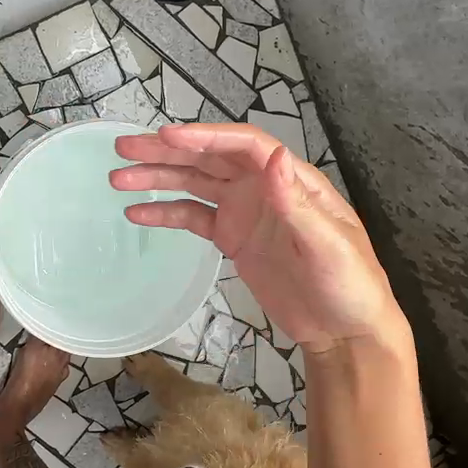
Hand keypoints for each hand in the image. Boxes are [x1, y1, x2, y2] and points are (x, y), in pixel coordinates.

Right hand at [111, 124, 407, 349]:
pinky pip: (192, 218)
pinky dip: (165, 213)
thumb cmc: (349, 283)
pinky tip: (136, 213)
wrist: (344, 331)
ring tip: (118, 178)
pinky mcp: (231, 238)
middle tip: (124, 148)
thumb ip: (296, 202)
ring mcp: (244, 212)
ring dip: (157, 178)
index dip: (203, 137)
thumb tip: (274, 156)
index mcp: (290, 179)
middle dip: (166, 152)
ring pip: (194, 184)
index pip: (242, 146)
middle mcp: (262, 187)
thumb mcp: (328, 243)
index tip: (165, 137)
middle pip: (209, 158)